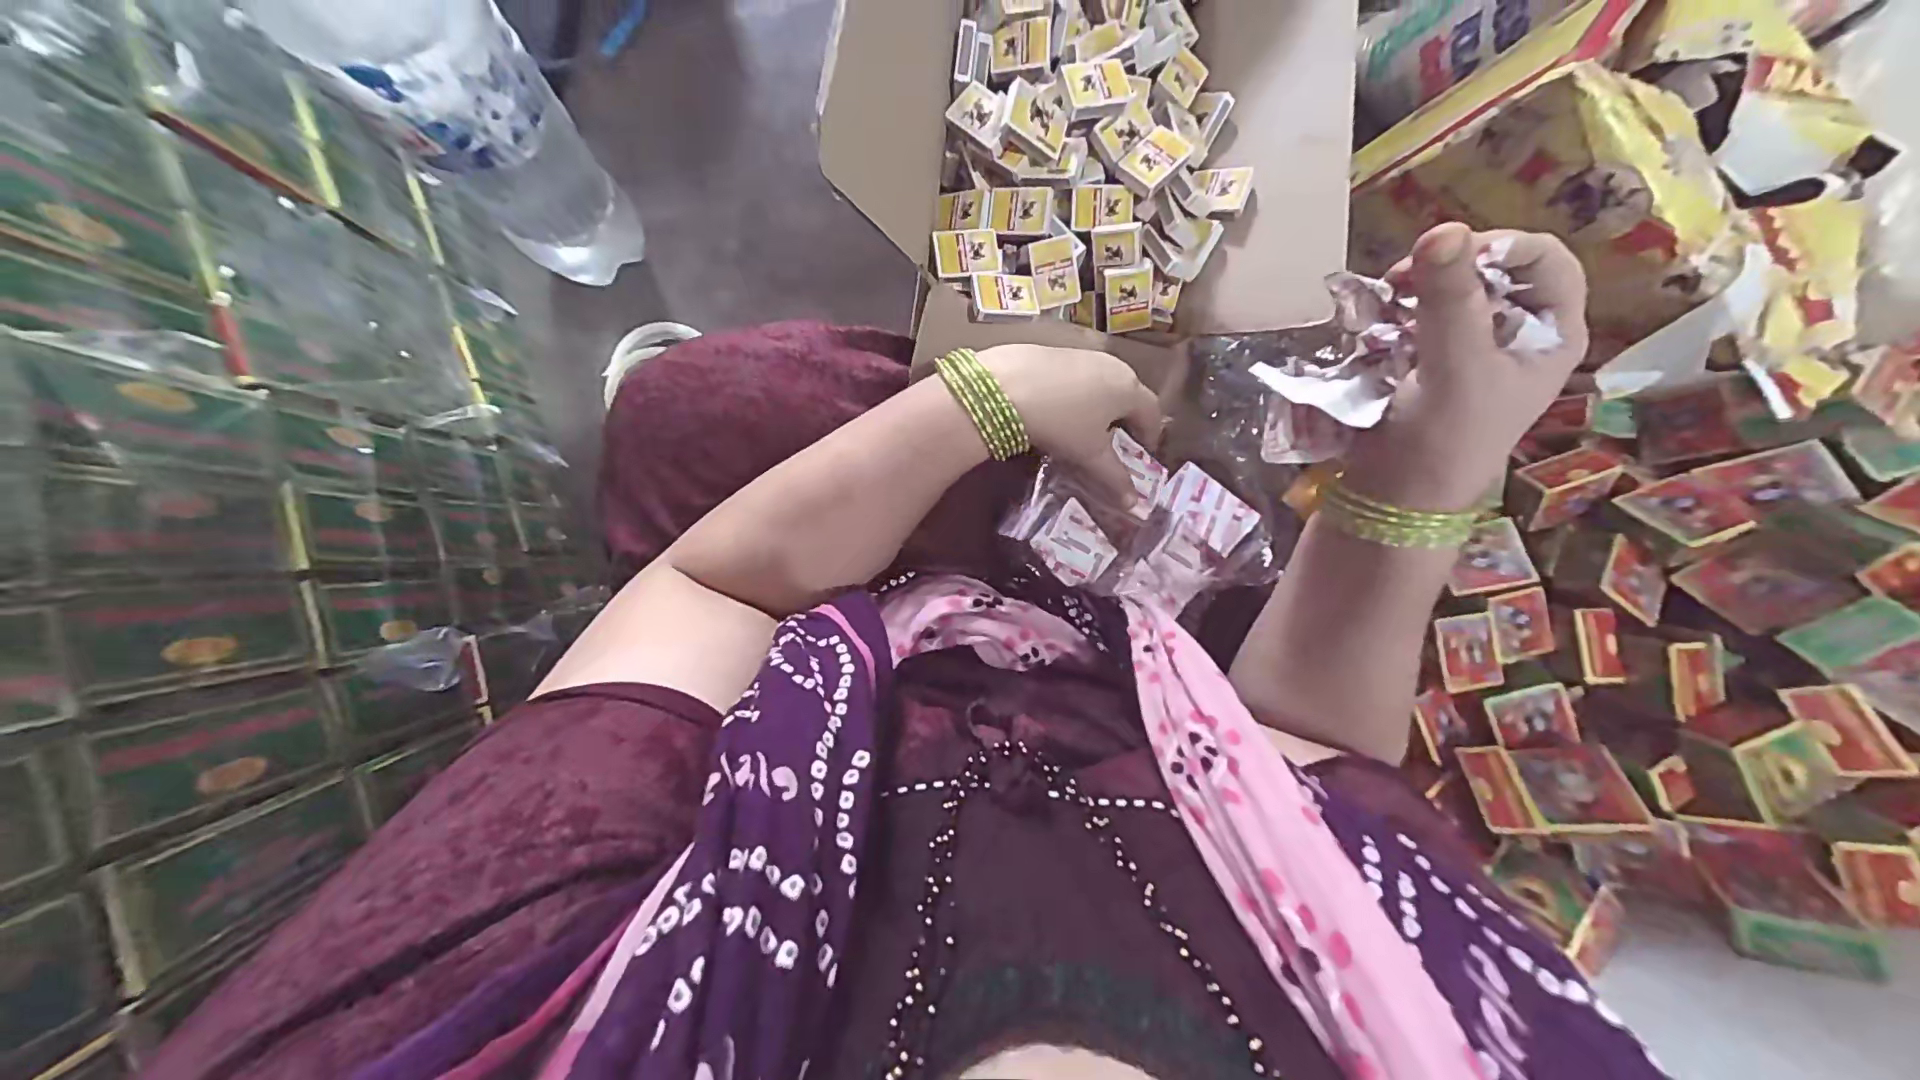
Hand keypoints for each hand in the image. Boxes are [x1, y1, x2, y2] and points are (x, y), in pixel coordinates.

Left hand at [977, 344, 1163, 506]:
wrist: (1007, 385)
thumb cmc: (1062, 422)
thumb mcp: (1090, 454)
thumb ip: (1115, 477)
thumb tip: (1135, 505)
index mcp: (1130, 388)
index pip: (1153, 412)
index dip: (1151, 435)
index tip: (1143, 453)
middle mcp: (1113, 365)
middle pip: (1129, 394)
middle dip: (1126, 419)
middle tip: (1115, 443)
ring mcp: (1083, 355)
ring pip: (1103, 383)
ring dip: (1101, 405)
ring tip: (1085, 428)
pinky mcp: (1055, 352)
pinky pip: (1077, 376)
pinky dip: (1077, 394)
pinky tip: (1059, 409)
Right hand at [1346, 222, 1589, 510]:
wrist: (1395, 496)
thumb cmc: (1444, 438)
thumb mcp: (1455, 367)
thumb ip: (1450, 301)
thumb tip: (1441, 228)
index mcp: (1547, 335)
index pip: (1542, 261)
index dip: (1501, 247)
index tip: (1447, 256)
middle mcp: (1510, 337)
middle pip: (1488, 274)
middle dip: (1444, 270)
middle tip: (1400, 278)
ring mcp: (1463, 352)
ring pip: (1444, 297)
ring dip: (1410, 293)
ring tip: (1380, 303)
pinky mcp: (1421, 366)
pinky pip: (1410, 323)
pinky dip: (1389, 318)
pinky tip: (1369, 326)